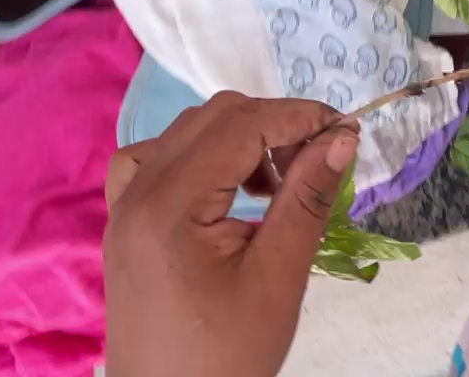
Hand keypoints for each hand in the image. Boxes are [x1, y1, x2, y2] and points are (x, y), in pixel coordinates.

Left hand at [103, 91, 359, 376]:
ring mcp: (123, 206)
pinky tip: (224, 184)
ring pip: (190, 130)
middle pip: (216, 117)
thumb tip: (344, 135)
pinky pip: (157, 157)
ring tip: (276, 183)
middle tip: (315, 161)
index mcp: (168, 206)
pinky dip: (201, 153)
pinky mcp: (125, 222)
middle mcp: (137, 193)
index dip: (299, 116)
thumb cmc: (226, 357)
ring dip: (242, 137)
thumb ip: (308, 196)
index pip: (242, 124)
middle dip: (275, 124)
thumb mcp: (278, 277)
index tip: (345, 131)